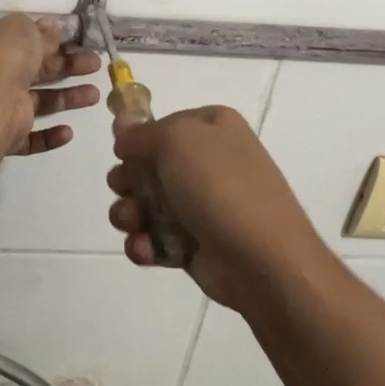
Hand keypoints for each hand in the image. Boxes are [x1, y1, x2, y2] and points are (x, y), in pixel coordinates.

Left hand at [0, 15, 100, 155]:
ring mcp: (4, 107)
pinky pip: (33, 138)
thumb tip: (51, 28)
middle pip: (40, 71)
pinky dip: (50, 136)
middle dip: (70, 67)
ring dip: (68, 98)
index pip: (30, 43)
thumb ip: (40, 31)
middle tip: (96, 65)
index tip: (80, 42)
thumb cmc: (5, 57)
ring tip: (95, 95)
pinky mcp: (10, 136)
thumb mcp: (24, 30)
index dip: (55, 43)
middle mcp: (0, 76)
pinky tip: (68, 131)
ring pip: (41, 102)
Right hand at [106, 106, 318, 309]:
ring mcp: (202, 204)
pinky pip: (156, 237)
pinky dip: (145, 243)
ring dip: (129, 213)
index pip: (162, 124)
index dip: (137, 138)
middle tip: (122, 190)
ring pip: (147, 203)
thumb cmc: (220, 187)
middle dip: (127, 180)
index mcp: (213, 128)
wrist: (263, 261)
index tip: (121, 153)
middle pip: (148, 165)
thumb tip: (123, 127)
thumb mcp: (177, 140)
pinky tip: (146, 251)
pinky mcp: (194, 243)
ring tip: (132, 224)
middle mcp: (209, 162)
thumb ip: (142, 132)